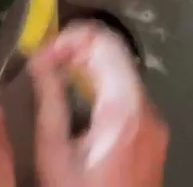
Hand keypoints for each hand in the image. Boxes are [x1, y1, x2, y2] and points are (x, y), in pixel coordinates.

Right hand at [30, 22, 168, 186]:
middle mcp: (147, 108)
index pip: (104, 42)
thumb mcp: (56, 154)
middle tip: (44, 62)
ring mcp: (153, 121)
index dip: (71, 37)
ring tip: (53, 75)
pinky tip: (74, 94)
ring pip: (119, 69)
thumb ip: (50, 100)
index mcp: (126, 108)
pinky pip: (124, 90)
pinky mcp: (151, 133)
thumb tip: (39, 60)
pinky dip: (98, 82)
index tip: (43, 53)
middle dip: (76, 48)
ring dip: (85, 64)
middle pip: (113, 53)